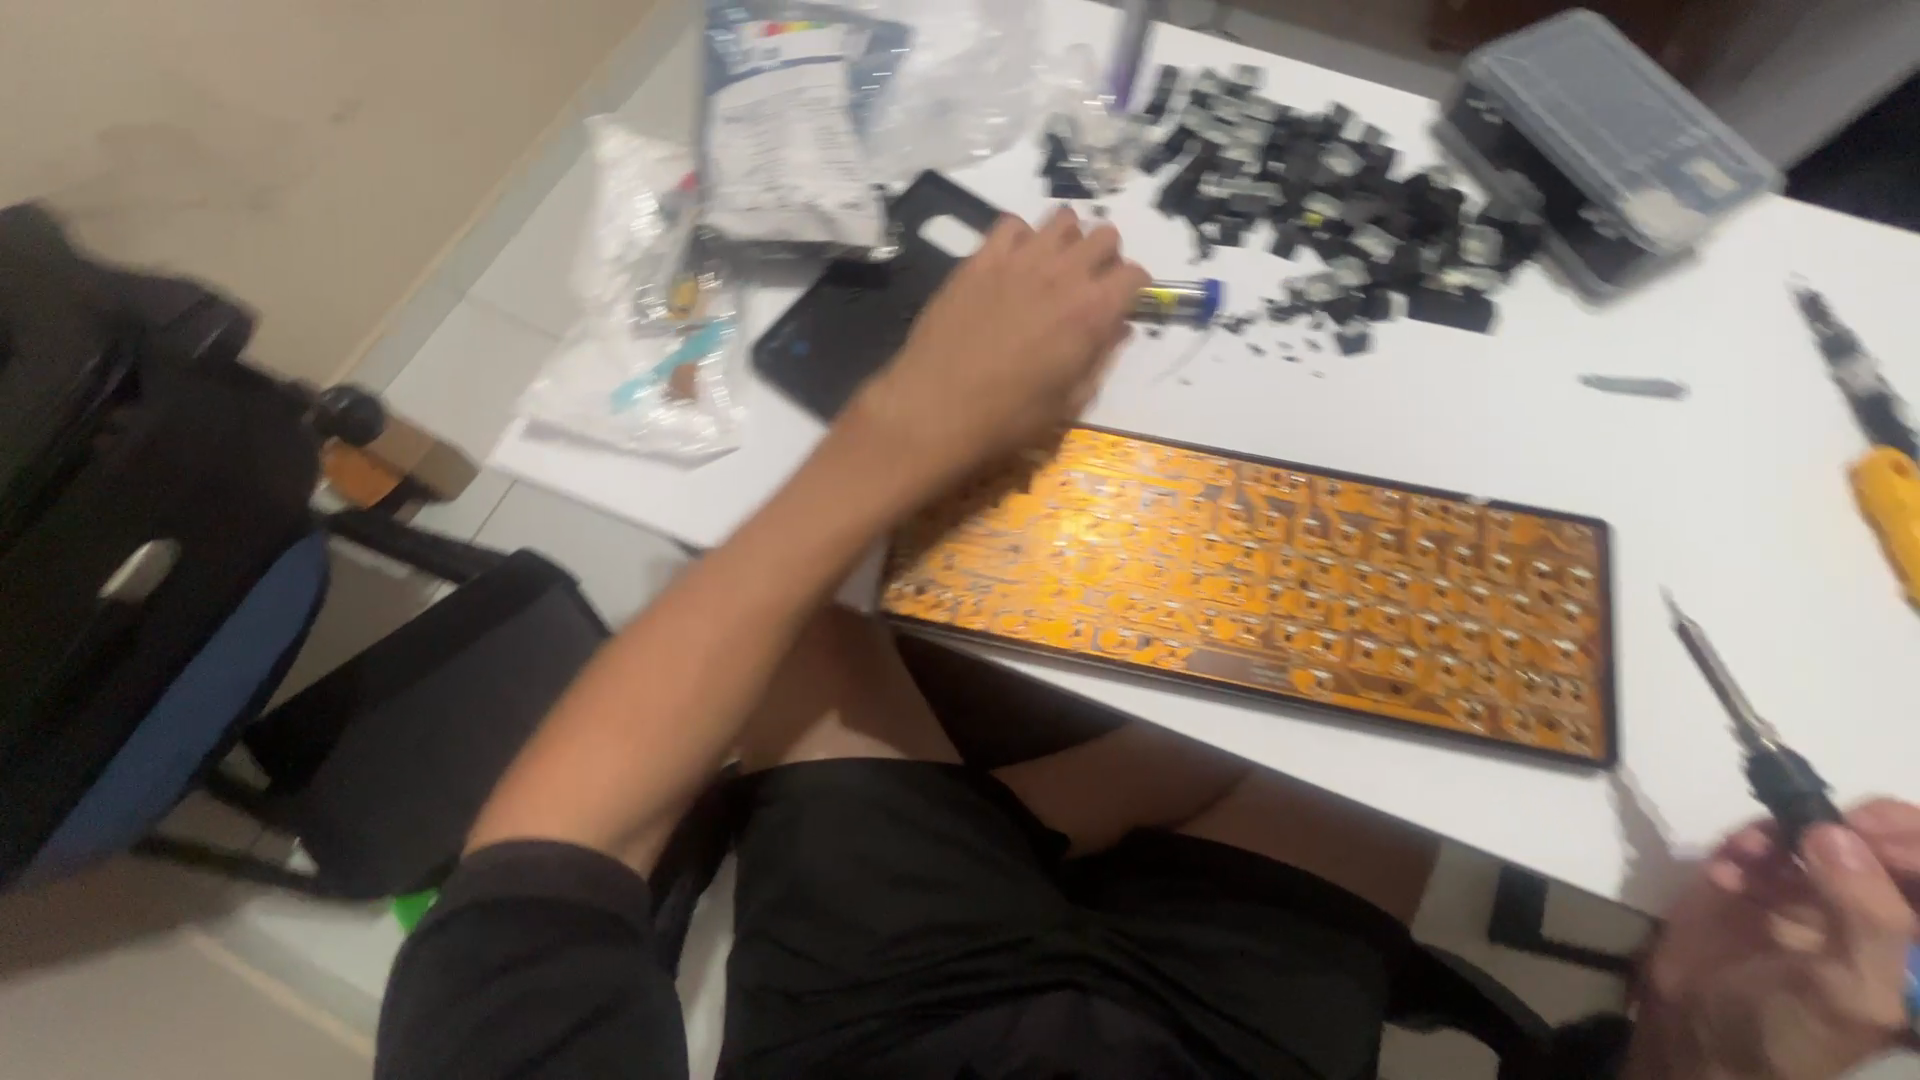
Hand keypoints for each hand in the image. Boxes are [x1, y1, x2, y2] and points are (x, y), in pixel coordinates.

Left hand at [847, 207, 1148, 486]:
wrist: (935, 410)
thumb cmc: (1007, 419)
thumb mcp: (1067, 403)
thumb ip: (1098, 359)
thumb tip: (1116, 330)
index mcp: (1092, 312)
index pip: (1135, 274)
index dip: (1132, 289)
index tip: (1120, 305)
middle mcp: (1062, 275)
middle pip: (1104, 236)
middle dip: (1105, 258)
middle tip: (1088, 287)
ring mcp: (1018, 261)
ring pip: (1062, 220)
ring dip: (1067, 240)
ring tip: (1053, 270)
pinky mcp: (979, 260)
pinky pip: (1012, 225)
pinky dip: (1021, 238)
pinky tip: (1013, 265)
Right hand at [1626, 815, 1916, 1079]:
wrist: (1699, 1031)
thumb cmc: (1794, 1029)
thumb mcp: (1852, 990)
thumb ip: (1865, 918)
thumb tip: (1834, 833)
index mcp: (1917, 946)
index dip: (1911, 840)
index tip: (1863, 826)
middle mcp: (1879, 915)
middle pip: (1888, 844)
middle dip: (1850, 825)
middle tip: (1806, 823)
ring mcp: (1816, 894)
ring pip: (1820, 833)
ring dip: (1781, 832)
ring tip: (1746, 851)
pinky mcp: (1757, 881)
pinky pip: (1760, 841)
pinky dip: (1741, 845)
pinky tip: (1725, 870)